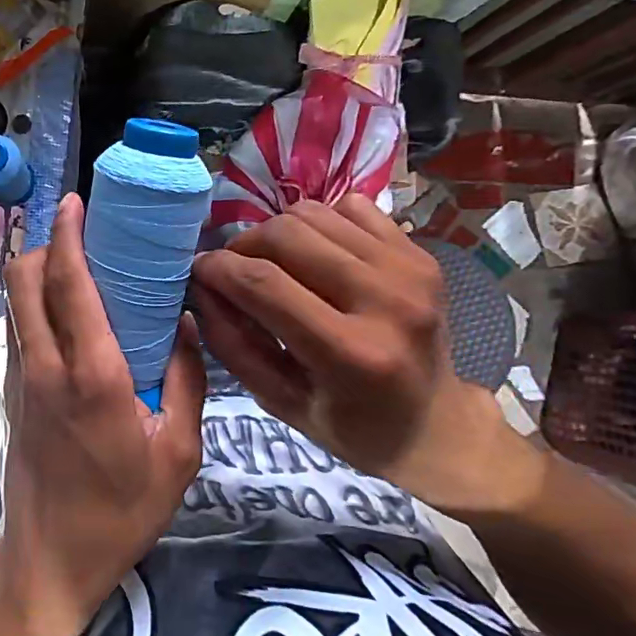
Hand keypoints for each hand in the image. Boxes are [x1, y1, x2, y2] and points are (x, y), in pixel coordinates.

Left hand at [0, 192, 205, 635]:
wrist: (50, 557)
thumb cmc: (122, 509)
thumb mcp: (178, 453)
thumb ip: (186, 381)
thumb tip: (185, 324)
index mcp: (93, 374)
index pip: (70, 285)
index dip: (69, 236)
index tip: (74, 203)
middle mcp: (45, 364)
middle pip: (24, 280)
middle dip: (43, 243)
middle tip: (76, 229)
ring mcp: (19, 377)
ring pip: (14, 303)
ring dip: (34, 272)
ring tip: (70, 263)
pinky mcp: (9, 392)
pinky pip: (16, 330)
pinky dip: (32, 304)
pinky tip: (63, 313)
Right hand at [190, 194, 543, 512]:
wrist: (437, 427)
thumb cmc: (350, 426)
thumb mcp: (278, 401)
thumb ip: (232, 343)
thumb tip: (201, 288)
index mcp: (351, 353)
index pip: (265, 284)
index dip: (218, 268)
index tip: (199, 270)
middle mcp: (387, 302)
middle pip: (286, 236)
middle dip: (243, 246)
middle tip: (233, 268)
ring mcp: (410, 270)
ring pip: (313, 214)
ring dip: (276, 232)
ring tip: (271, 262)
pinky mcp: (421, 255)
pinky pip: (349, 208)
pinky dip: (318, 223)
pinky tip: (314, 254)